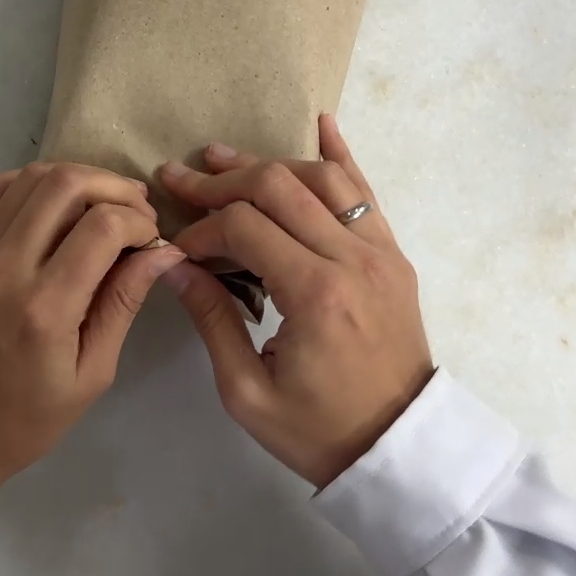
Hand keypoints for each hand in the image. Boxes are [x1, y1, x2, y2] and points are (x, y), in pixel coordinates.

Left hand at [0, 163, 185, 565]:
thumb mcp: (91, 374)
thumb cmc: (25, 420)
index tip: (154, 240)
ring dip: (75, 177)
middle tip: (138, 210)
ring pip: (29, 177)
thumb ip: (123, 303)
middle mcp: (6, 266)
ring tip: (105, 202)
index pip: (101, 227)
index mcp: (44, 307)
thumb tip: (162, 252)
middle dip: (112, 185)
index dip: (139, 221)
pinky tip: (58, 202)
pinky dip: (33, 182)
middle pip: (63, 184)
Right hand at [157, 114, 432, 488]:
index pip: (243, 227)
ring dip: (264, 162)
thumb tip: (170, 262)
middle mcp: (352, 259)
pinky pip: (365, 191)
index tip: (177, 248)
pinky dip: (341, 153)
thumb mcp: (246, 391)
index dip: (200, 229)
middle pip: (276, 188)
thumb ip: (210, 318)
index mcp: (315, 294)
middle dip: (218, 181)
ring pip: (317, 178)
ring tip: (220, 158)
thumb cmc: (319, 430)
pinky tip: (321, 122)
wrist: (405, 453)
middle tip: (176, 179)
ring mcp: (380, 252)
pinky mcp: (392, 255)